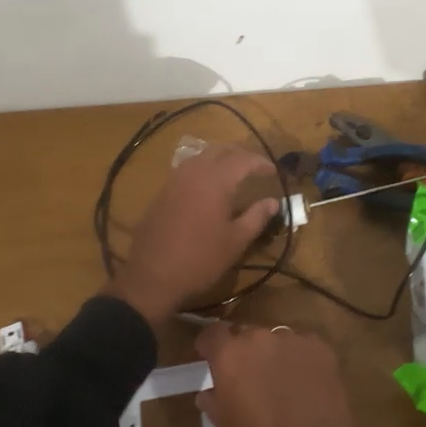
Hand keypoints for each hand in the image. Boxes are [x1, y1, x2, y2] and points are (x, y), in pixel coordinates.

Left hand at [104, 144, 278, 323]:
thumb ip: (257, 217)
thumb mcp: (236, 241)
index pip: (243, 160)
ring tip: (234, 174)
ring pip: (201, 156)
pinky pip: (188, 169)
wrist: (152, 276)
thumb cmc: (200, 259)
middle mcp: (194, 172)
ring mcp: (175, 180)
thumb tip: (273, 202)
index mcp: (215, 181)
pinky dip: (204, 169)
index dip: (261, 163)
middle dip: (240, 154)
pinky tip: (209, 187)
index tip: (274, 171)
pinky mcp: (162, 192)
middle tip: (255, 168)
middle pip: (220, 150)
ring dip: (220, 159)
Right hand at [196, 322, 380, 426]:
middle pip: (245, 334)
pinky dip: (299, 358)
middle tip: (250, 376)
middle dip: (244, 351)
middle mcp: (258, 336)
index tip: (210, 357)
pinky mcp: (318, 345)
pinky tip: (306, 380)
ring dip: (273, 353)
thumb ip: (212, 401)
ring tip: (282, 380)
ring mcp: (291, 337)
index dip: (210, 344)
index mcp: (229, 353)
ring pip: (275, 339)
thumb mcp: (225, 425)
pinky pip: (302, 346)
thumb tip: (208, 392)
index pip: (211, 332)